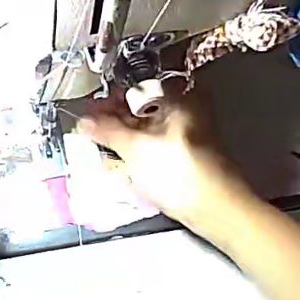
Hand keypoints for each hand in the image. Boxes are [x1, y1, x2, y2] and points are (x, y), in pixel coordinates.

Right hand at [74, 88, 257, 232]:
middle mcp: (183, 114)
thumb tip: (84, 121)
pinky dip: (135, 151)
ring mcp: (183, 137)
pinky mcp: (182, 158)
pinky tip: (120, 162)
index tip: (88, 111)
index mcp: (177, 101)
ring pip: (145, 130)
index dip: (109, 99)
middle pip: (140, 109)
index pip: (136, 89)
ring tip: (100, 146)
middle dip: (113, 120)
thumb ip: (106, 131)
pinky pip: (152, 147)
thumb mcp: (134, 148)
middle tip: (90, 130)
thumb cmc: (179, 173)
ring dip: (122, 137)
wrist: (215, 210)